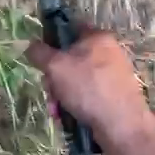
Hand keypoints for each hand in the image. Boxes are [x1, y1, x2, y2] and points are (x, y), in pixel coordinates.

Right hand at [25, 27, 154, 150]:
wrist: (122, 126)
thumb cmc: (88, 87)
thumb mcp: (55, 66)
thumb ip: (38, 52)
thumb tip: (31, 46)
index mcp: (97, 37)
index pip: (69, 28)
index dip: (51, 40)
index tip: (41, 58)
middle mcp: (108, 52)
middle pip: (69, 59)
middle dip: (54, 78)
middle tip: (50, 91)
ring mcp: (113, 76)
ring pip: (76, 80)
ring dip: (61, 95)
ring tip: (57, 111)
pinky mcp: (115, 97)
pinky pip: (88, 95)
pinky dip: (75, 105)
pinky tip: (68, 118)